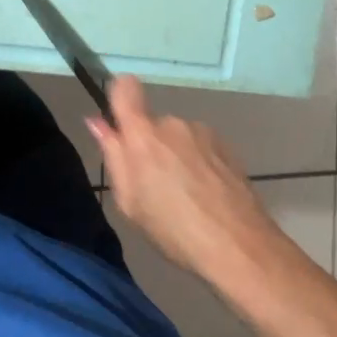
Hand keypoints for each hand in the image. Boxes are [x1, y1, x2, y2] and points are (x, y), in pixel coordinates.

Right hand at [87, 75, 272, 275]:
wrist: (239, 247)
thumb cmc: (173, 229)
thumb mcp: (130, 201)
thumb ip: (114, 156)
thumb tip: (98, 123)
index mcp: (143, 135)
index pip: (125, 89)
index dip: (119, 95)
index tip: (119, 120)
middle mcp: (173, 124)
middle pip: (152, 124)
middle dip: (150, 147)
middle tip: (154, 187)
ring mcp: (204, 134)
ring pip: (178, 138)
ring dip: (176, 157)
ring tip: (185, 197)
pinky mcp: (228, 148)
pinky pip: (201, 149)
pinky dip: (199, 166)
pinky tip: (206, 196)